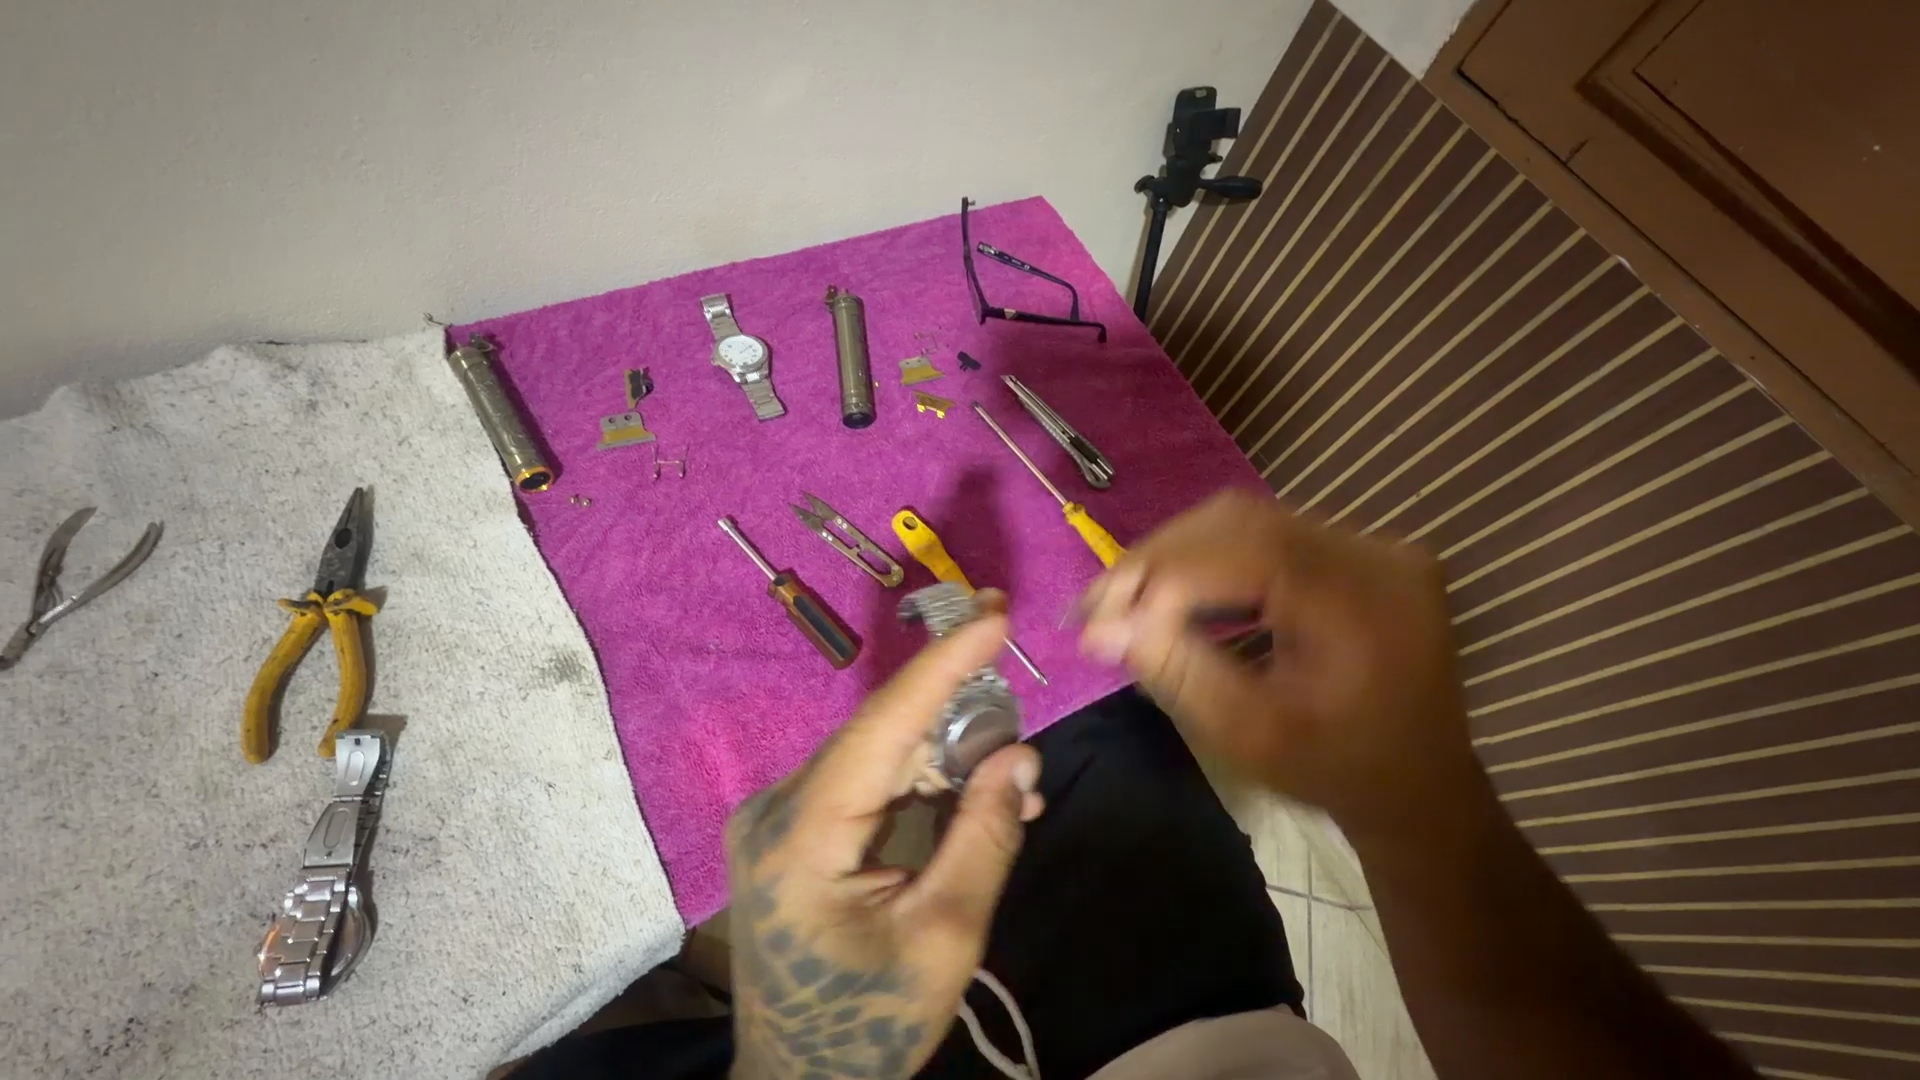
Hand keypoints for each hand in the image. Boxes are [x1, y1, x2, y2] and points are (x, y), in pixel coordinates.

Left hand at [725, 596, 1043, 1079]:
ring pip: (878, 754)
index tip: (994, 613)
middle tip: (1011, 660)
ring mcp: (778, 816)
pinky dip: (921, 781)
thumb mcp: (944, 937)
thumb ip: (984, 837)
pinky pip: (868, 783)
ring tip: (1011, 762)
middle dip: (954, 703)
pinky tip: (973, 791)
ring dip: (945, 750)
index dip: (943, 665)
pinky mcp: (793, 827)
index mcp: (801, 834)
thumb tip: (1021, 756)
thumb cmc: (870, 1022)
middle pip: (880, 734)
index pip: (882, 725)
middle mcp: (777, 806)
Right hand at [1077, 491, 1483, 842]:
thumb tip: (1100, 627)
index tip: (1100, 610)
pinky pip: (1271, 535)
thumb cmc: (1335, 772)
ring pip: (1252, 521)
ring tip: (1127, 594)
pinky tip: (1177, 588)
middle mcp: (1376, 554)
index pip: (1249, 550)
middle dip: (1161, 556)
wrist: (1418, 787)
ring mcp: (1373, 547)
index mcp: (1365, 603)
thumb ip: (1177, 671)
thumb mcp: (1250, 736)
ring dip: (1181, 553)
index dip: (1166, 569)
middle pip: (1245, 522)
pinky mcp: (1360, 554)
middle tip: (1100, 599)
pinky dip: (1213, 557)